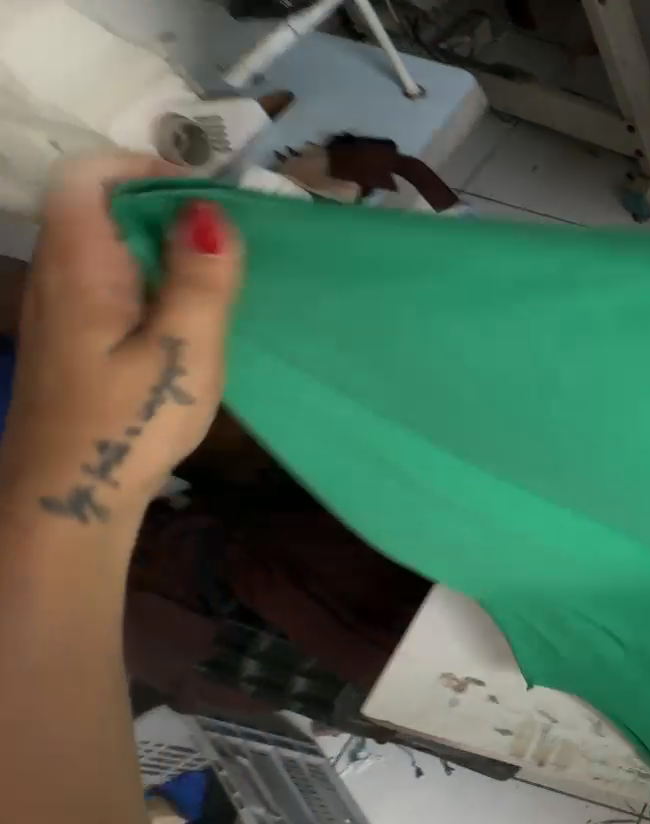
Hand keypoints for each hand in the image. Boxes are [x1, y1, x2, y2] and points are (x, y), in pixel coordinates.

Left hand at [0, 154, 242, 532]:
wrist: (73, 484)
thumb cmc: (133, 417)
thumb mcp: (185, 350)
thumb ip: (201, 281)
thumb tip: (211, 211)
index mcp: (82, 266)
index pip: (90, 178)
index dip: (149, 167)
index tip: (217, 196)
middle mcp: (61, 272)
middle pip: (99, 204)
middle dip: (168, 203)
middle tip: (241, 234)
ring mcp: (65, 301)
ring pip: (108, 240)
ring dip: (166, 239)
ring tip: (230, 268)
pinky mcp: (78, 329)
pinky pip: (113, 273)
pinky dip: (156, 270)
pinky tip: (196, 305)